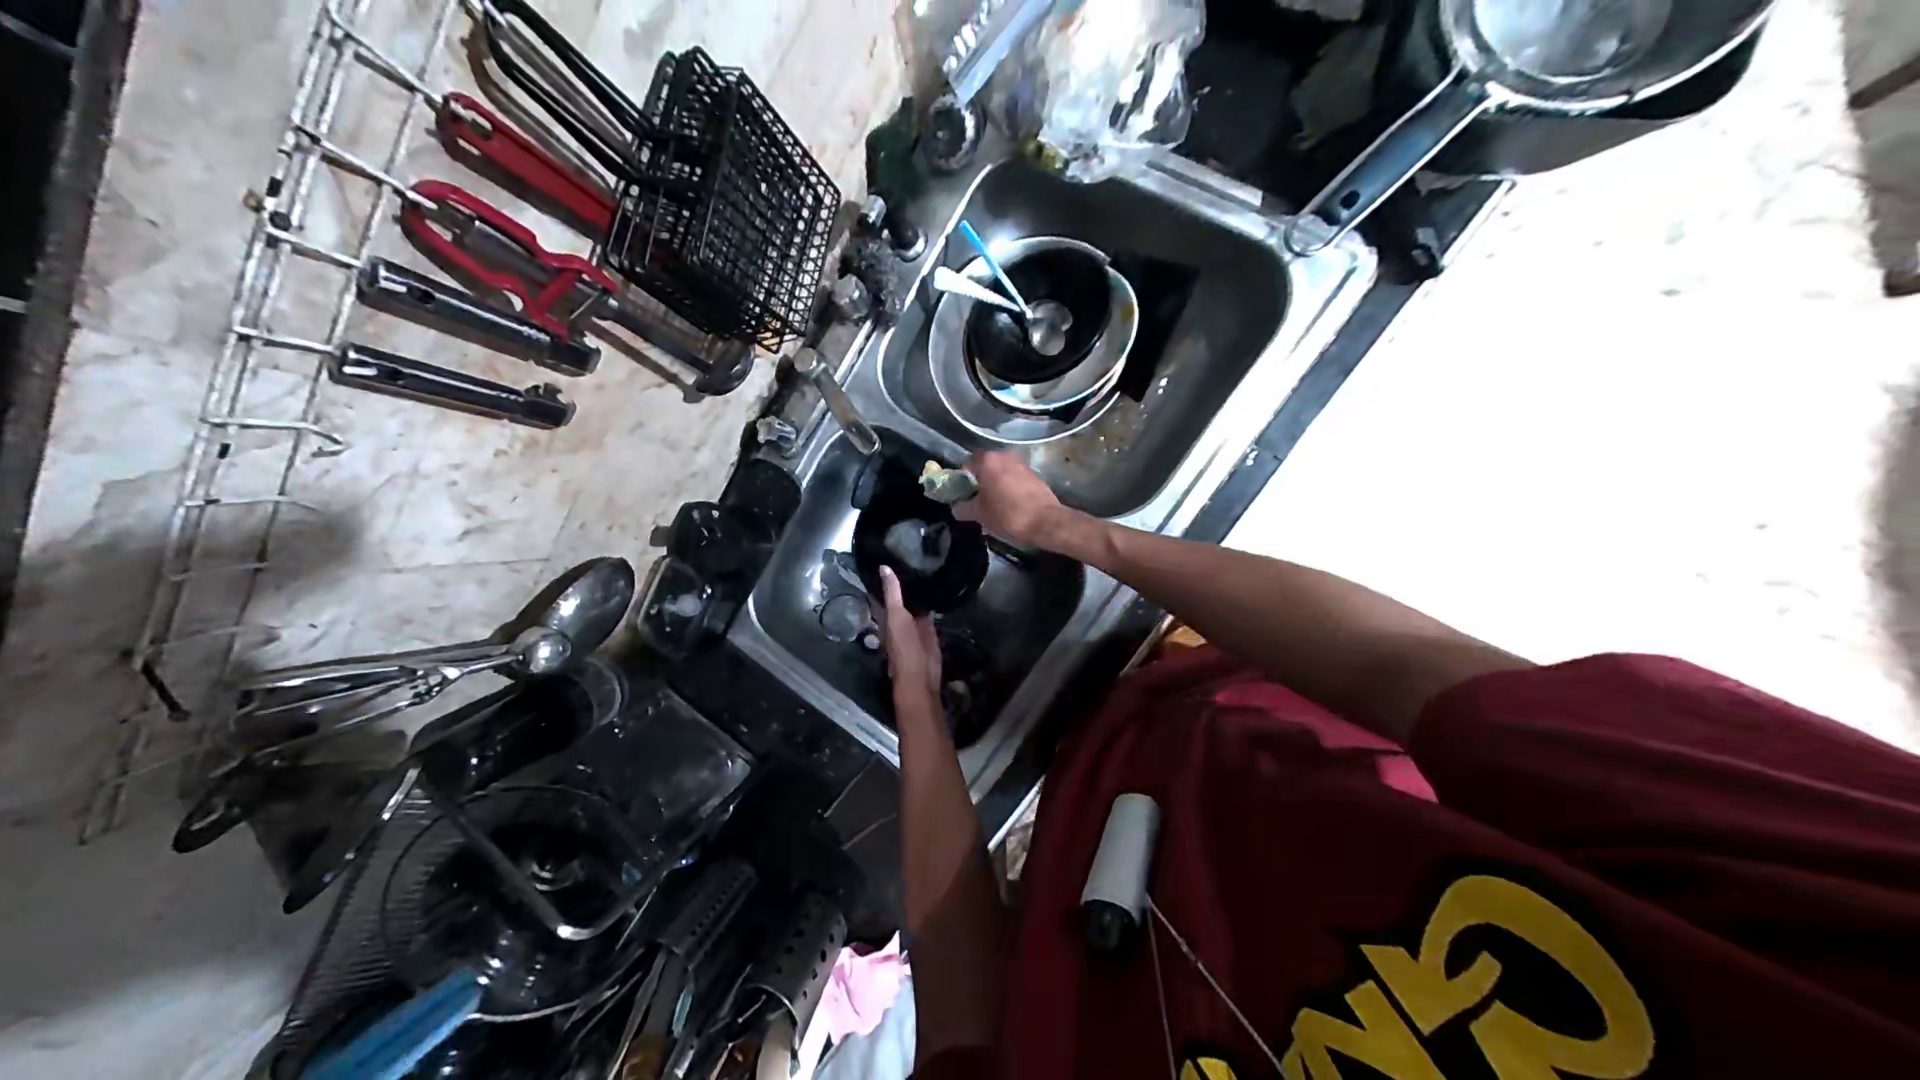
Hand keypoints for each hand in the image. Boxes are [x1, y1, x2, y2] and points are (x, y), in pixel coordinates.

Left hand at [878, 566, 941, 706]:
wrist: (921, 672)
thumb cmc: (903, 644)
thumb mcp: (895, 615)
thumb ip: (892, 593)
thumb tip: (883, 566)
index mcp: (886, 613)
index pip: (885, 590)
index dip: (886, 575)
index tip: (890, 553)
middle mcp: (899, 615)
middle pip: (900, 594)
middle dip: (905, 578)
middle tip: (912, 552)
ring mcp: (915, 620)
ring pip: (915, 600)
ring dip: (919, 587)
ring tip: (925, 561)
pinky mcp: (929, 625)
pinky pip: (928, 608)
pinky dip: (931, 598)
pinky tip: (937, 582)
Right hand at [954, 451, 1071, 549]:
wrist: (1046, 522)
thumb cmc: (1008, 515)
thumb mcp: (979, 514)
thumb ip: (963, 508)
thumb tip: (956, 507)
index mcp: (988, 461)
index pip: (967, 464)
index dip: (963, 479)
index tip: (964, 495)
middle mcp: (1004, 456)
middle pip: (985, 466)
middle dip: (980, 481)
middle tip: (978, 500)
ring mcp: (1021, 464)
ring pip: (1001, 472)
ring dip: (995, 484)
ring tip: (995, 504)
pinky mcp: (1034, 474)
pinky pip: (1014, 478)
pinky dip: (1009, 487)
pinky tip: (1010, 504)